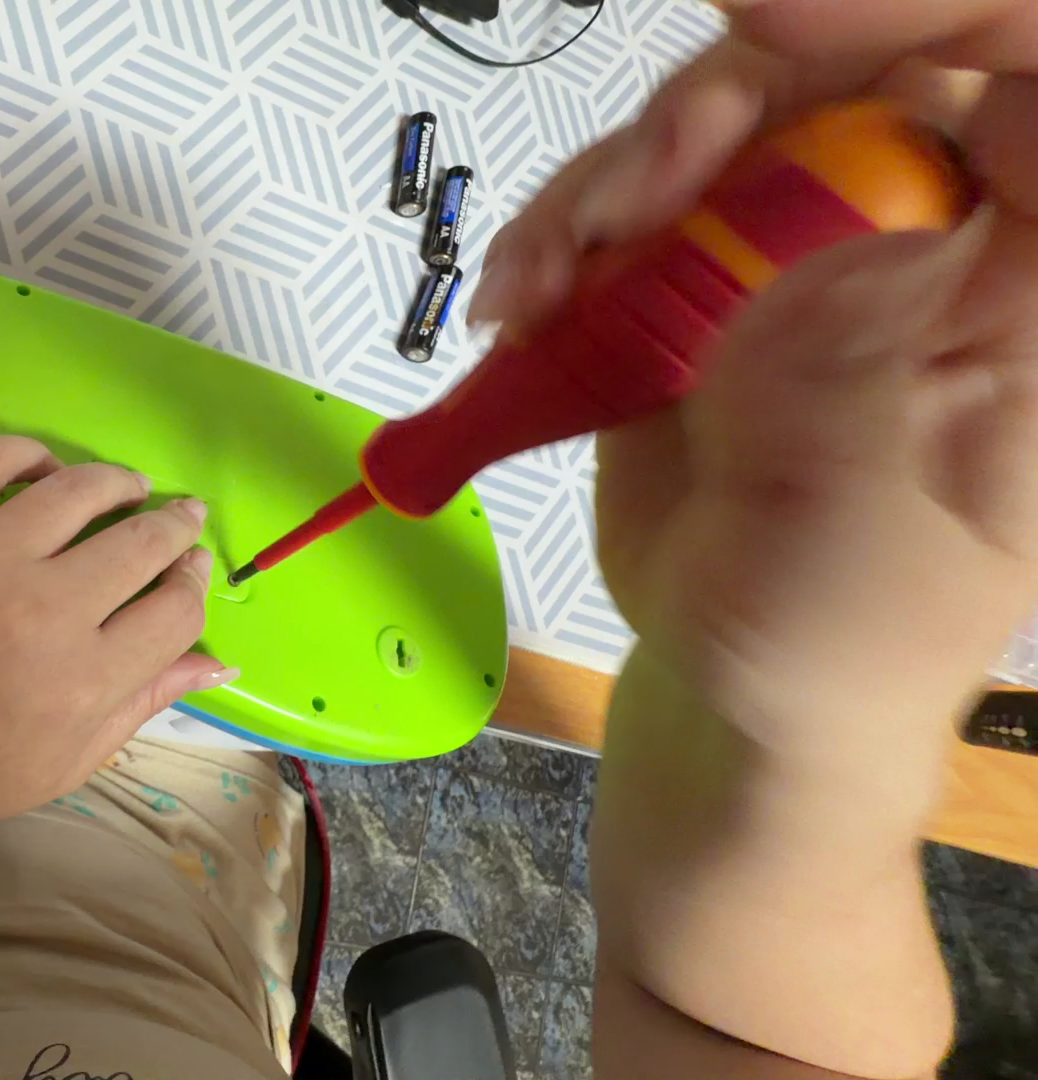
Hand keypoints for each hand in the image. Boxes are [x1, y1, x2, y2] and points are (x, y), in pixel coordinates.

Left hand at [0, 436, 231, 838]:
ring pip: (78, 489)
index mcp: (85, 681)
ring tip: (126, 484)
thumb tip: (218, 657)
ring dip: (117, 480)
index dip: (194, 581)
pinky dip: (26, 451)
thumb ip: (141, 704)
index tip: (190, 567)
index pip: (177, 609)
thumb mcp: (62, 763)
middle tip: (178, 515)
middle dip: (174, 523)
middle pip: (143, 541)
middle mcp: (45, 612)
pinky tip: (42, 466)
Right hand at [472, 3, 1037, 775]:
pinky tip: (511, 321)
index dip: (918, 8)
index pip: (1036, 65)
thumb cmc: (831, 625)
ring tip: (525, 301)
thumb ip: (843, 388)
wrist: (733, 671)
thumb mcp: (853, 534)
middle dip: (697, 123)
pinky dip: (541, 261)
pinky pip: (602, 235)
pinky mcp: (673, 309)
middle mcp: (915, 241)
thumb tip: (819, 242)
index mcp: (1036, 278)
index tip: (765, 12)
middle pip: (825, 83)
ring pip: (686, 152)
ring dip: (584, 208)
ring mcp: (778, 270)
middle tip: (617, 211)